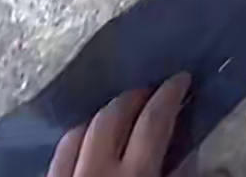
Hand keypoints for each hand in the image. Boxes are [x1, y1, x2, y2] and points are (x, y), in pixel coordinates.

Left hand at [48, 73, 189, 176]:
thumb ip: (181, 171)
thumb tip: (190, 144)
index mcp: (134, 175)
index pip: (154, 118)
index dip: (171, 91)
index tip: (182, 78)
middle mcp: (94, 173)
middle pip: (111, 116)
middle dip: (133, 96)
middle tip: (152, 91)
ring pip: (76, 134)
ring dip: (99, 117)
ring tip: (119, 114)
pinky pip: (55, 159)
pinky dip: (76, 142)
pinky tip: (89, 144)